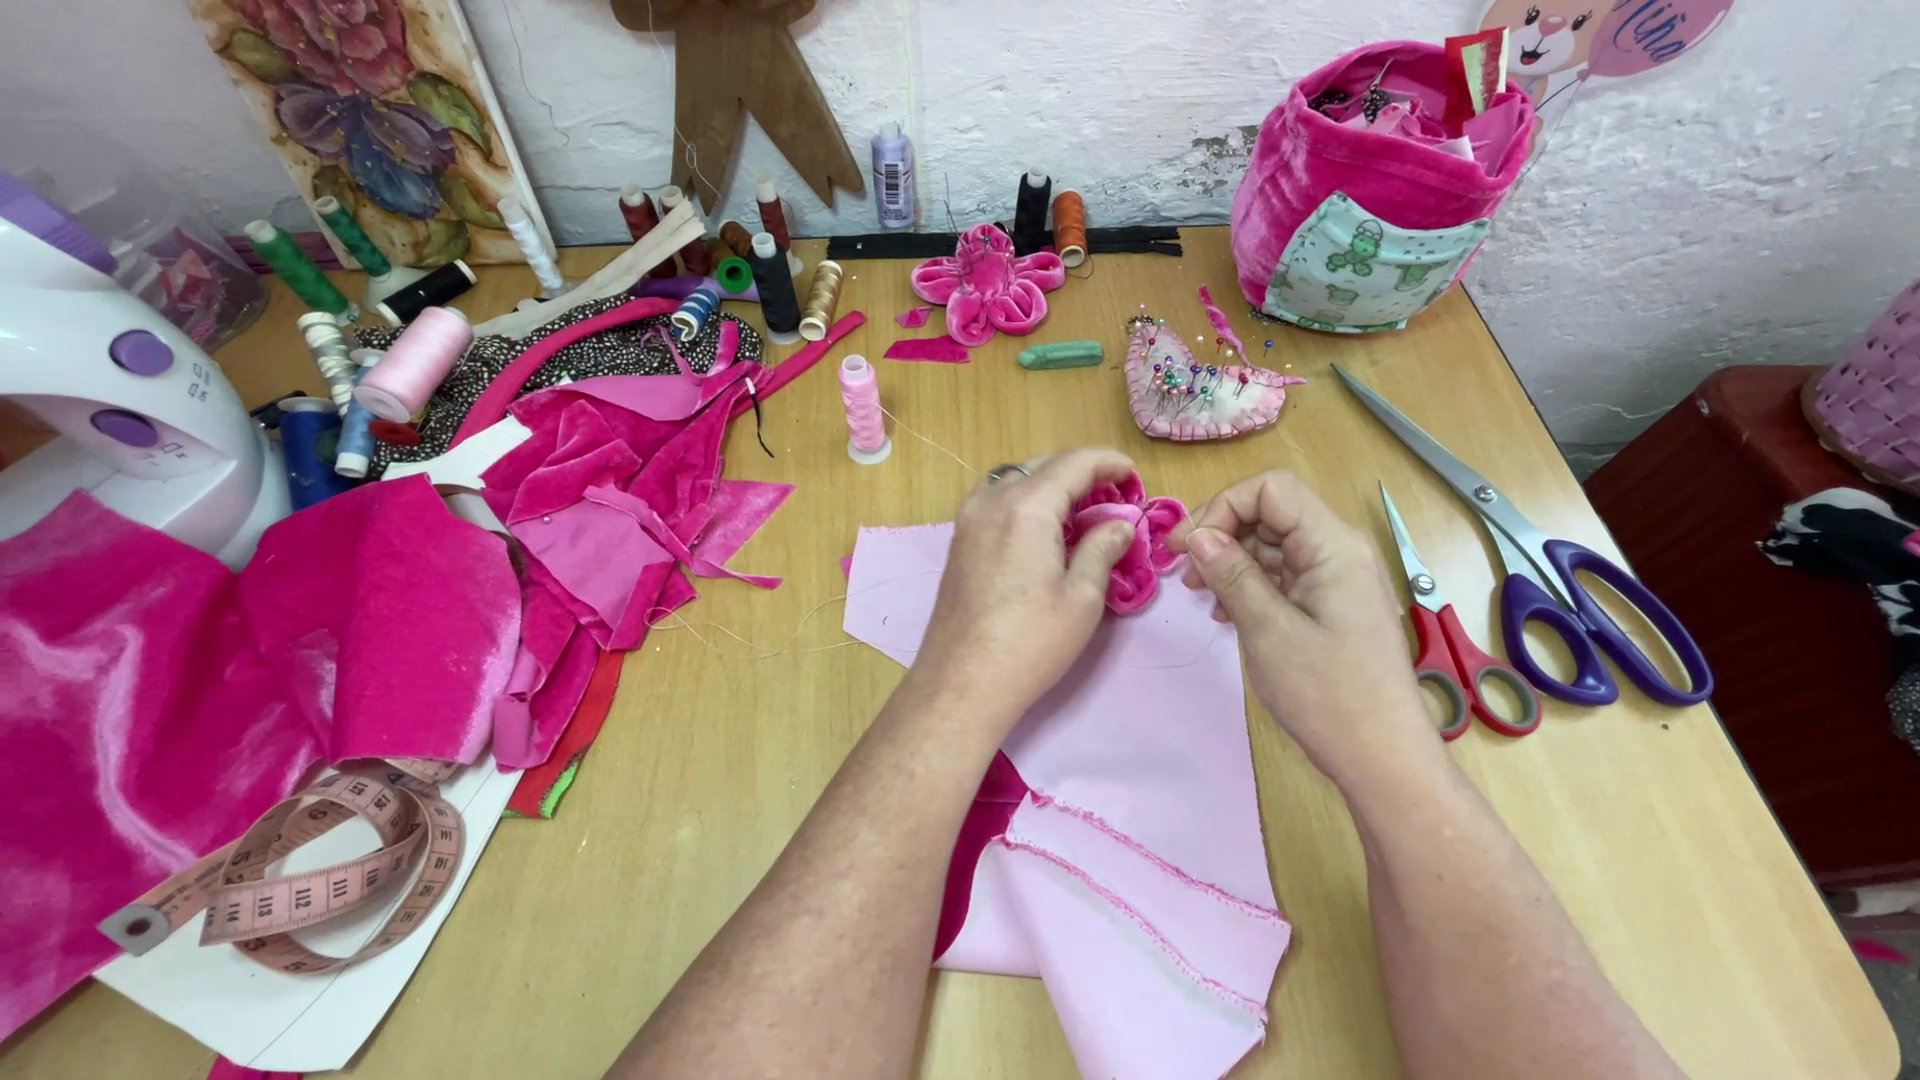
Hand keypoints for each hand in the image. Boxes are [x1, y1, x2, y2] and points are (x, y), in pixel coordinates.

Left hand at [911, 448, 1139, 721]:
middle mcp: (991, 501)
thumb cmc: (1030, 642)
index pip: (1074, 462)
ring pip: (1015, 479)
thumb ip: (1102, 549)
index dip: (1110, 462)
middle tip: (1114, 499)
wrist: (962, 681)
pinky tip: (1044, 531)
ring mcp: (968, 519)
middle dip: (1082, 473)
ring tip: (1081, 513)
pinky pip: (996, 501)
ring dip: (1050, 485)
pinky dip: (1025, 501)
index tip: (1135, 476)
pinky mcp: (958, 541)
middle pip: (1043, 466)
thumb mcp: (1082, 597)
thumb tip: (1119, 525)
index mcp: (1026, 506)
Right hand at [1168, 470, 1443, 785]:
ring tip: (1202, 595)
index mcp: (1333, 546)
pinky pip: (1281, 575)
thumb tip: (1197, 536)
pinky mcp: (1328, 604)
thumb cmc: (1327, 693)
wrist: (1380, 756)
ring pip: (1272, 544)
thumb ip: (1233, 575)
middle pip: (1270, 512)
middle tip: (1185, 574)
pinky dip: (1248, 583)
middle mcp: (1338, 551)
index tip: (1184, 546)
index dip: (1221, 507)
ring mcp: (1335, 579)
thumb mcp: (1269, 630)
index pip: (1270, 489)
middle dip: (1221, 532)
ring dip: (1230, 560)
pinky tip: (1226, 612)